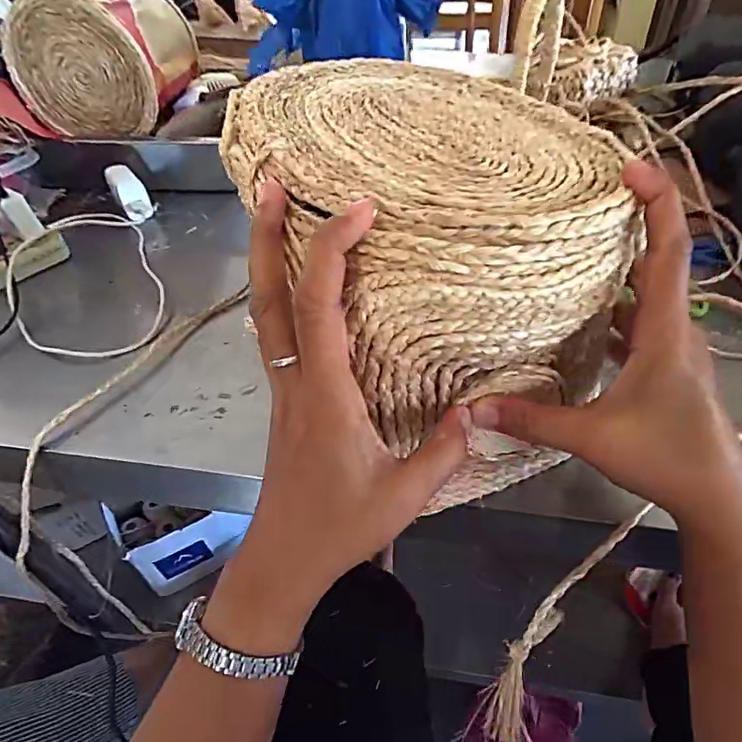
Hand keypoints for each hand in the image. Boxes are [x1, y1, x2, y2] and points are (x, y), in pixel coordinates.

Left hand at [208, 183, 469, 650]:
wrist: (283, 560)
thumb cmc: (339, 528)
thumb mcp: (405, 495)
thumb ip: (444, 450)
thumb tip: (475, 410)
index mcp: (325, 395)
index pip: (319, 308)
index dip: (331, 251)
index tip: (360, 208)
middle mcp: (296, 381)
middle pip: (269, 297)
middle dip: (268, 235)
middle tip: (276, 180)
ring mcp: (284, 389)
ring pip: (266, 312)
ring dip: (268, 259)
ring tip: (278, 211)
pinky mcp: (287, 400)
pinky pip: (279, 334)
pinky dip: (284, 294)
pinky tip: (301, 284)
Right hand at [470, 161, 741, 524]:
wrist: (715, 494)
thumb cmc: (664, 456)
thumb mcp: (591, 437)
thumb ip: (534, 420)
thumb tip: (475, 409)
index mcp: (665, 331)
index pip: (668, 250)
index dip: (656, 202)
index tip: (631, 166)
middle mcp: (676, 331)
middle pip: (662, 261)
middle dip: (637, 221)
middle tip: (598, 194)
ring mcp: (678, 351)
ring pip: (652, 296)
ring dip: (625, 268)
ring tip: (584, 249)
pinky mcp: (672, 371)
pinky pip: (645, 326)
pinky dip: (620, 311)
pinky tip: (589, 322)